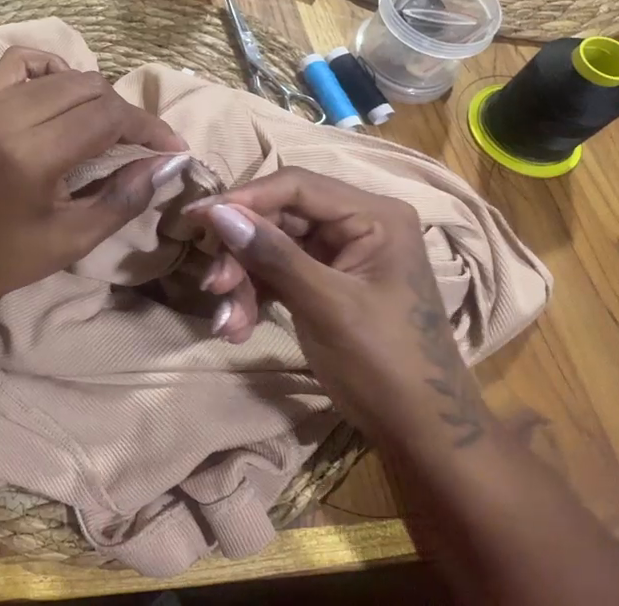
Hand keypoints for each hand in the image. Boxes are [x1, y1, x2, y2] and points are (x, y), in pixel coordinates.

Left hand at [0, 47, 189, 320]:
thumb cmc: (6, 260)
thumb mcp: (74, 239)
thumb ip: (124, 197)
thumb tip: (169, 163)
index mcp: (33, 156)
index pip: (108, 115)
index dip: (149, 127)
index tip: (173, 148)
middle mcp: (9, 118)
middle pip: (89, 88)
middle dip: (125, 112)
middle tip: (141, 145)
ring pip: (60, 74)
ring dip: (93, 93)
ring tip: (106, 126)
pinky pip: (19, 62)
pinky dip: (50, 68)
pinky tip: (63, 94)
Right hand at [187, 169, 488, 446]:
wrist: (421, 433)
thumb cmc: (385, 365)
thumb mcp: (326, 306)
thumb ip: (272, 254)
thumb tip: (216, 212)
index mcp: (375, 216)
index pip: (296, 186)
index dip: (243, 199)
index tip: (196, 218)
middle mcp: (358, 224)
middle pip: (278, 217)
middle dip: (241, 252)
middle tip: (213, 286)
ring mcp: (340, 254)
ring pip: (271, 246)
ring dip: (242, 281)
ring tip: (226, 323)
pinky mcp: (324, 281)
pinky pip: (277, 273)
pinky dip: (254, 296)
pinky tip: (236, 328)